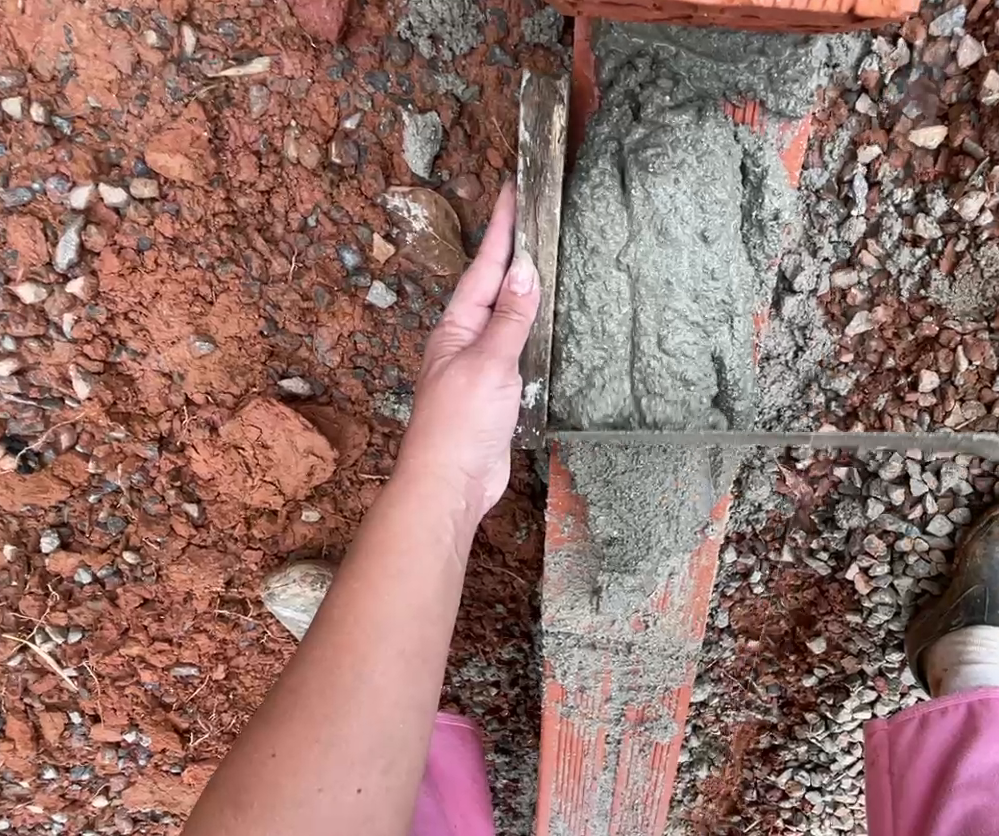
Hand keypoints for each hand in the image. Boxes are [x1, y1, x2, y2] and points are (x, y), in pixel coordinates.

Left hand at [396, 187, 540, 528]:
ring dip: (525, 294)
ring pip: (508, 321)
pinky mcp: (498, 395)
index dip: (502, 230)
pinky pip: (518, 354)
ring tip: (546, 263)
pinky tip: (547, 330)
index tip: (514, 190)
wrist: (451, 482)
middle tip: (535, 217)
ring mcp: (482, 369)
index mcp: (457, 328)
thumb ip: (509, 320)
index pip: (485, 268)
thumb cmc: (459, 423)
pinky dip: (533, 335)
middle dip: (513, 254)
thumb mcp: (487, 364)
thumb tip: (526, 272)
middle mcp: (467, 342)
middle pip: (495, 289)